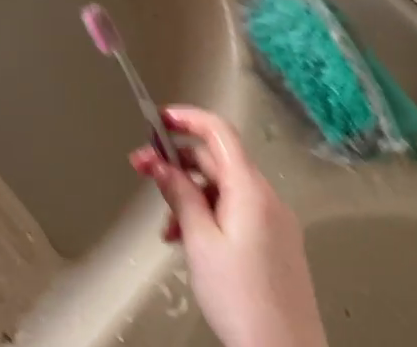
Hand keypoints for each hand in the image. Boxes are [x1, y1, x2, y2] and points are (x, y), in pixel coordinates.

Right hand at [131, 106, 327, 346]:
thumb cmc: (242, 298)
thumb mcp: (199, 241)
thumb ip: (179, 195)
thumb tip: (160, 163)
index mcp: (251, 191)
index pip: (219, 132)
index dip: (187, 118)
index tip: (158, 119)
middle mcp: (267, 200)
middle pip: (217, 161)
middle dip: (177, 162)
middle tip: (142, 170)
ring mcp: (273, 222)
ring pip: (222, 188)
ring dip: (188, 194)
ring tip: (165, 224)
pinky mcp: (274, 244)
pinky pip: (235, 211)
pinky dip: (207, 214)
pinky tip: (187, 239)